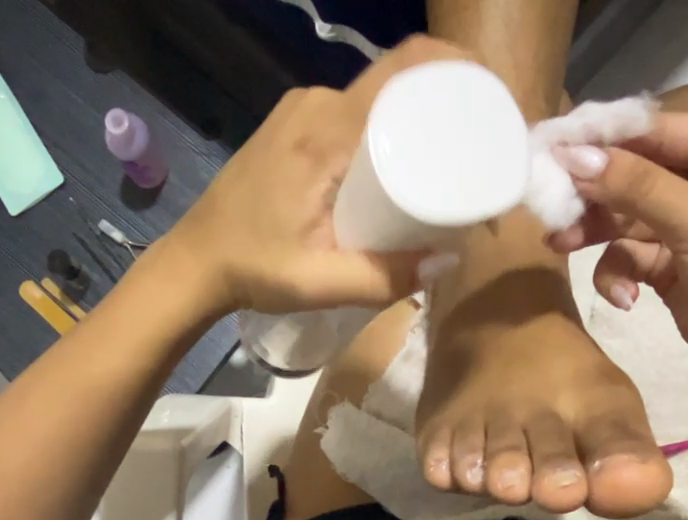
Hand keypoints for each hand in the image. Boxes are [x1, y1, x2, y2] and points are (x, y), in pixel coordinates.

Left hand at [165, 37, 467, 315]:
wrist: (196, 261)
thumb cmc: (253, 270)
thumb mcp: (319, 283)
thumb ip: (382, 278)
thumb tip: (446, 262)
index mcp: (326, 131)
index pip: (404, 67)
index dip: (456, 71)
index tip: (490, 104)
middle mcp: (316, 104)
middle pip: (396, 85)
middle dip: (441, 112)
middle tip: (471, 158)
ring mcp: (300, 110)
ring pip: (374, 100)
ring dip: (408, 125)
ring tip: (438, 168)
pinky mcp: (291, 124)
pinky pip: (351, 112)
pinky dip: (380, 131)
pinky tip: (392, 167)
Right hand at [548, 113, 687, 394]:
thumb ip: (634, 185)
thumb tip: (572, 154)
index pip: (657, 129)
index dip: (603, 138)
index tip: (550, 146)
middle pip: (634, 173)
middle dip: (594, 194)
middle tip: (549, 205)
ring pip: (624, 218)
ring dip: (594, 234)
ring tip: (560, 247)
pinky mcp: (670, 267)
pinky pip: (629, 257)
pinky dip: (618, 274)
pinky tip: (625, 299)